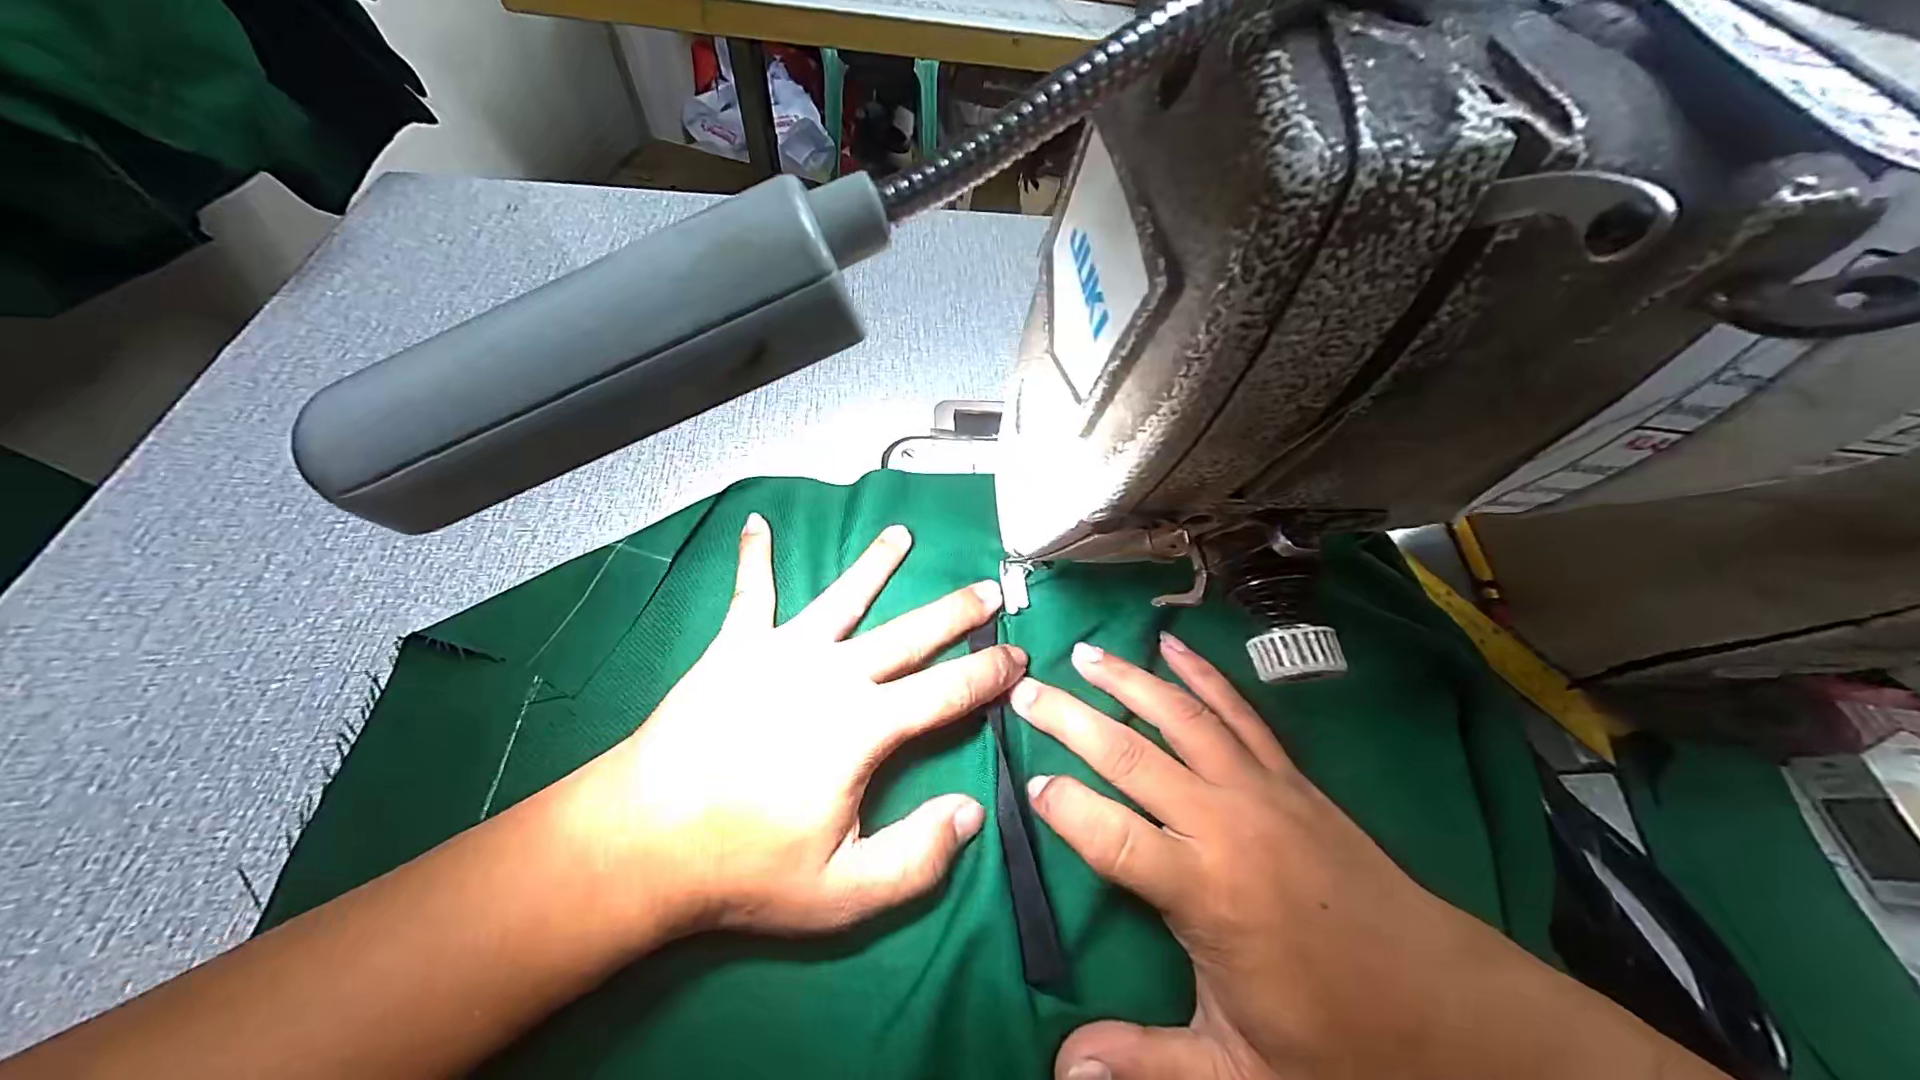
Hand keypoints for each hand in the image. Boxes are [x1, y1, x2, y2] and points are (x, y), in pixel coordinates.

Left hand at [558, 512, 1026, 940]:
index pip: (947, 691)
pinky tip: (756, 524)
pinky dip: (755, 557)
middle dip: (956, 612)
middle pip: (910, 634)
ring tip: (901, 534)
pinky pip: (752, 594)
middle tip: (989, 589)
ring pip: (844, 599)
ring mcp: (782, 653)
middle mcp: (832, 675)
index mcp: (864, 726)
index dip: (989, 673)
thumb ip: (917, 856)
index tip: (1019, 656)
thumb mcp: (843, 891)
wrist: (641, 839)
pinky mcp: (735, 648)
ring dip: (876, 565)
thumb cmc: (743, 867)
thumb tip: (970, 811)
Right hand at [1013, 636, 1728, 1079]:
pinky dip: (1203, 676)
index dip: (1062, 807)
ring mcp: (1261, 790)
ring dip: (1128, 681)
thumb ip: (1144, 1062)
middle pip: (1132, 756)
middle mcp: (1225, 824)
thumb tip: (1061, 1073)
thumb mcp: (1237, 1070)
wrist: (1455, 1012)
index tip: (1028, 784)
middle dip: (1071, 720)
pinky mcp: (1291, 778)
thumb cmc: (1339, 1041)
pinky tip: (1174, 648)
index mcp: (1205, 892)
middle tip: (1025, 690)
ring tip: (1085, 653)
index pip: (1110, 836)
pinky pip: (1239, 714)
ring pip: (1180, 718)